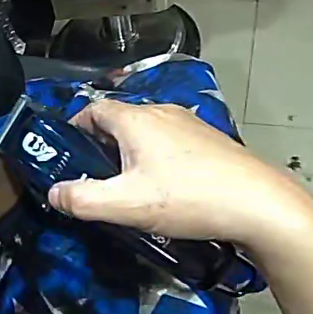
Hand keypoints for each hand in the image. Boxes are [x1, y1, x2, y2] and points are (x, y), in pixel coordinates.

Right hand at [47, 99, 312, 249]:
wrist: (258, 203)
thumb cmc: (189, 198)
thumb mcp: (127, 204)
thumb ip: (83, 199)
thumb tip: (54, 193)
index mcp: (136, 119)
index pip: (92, 109)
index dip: (74, 129)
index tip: (67, 155)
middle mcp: (162, 112)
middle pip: (119, 120)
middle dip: (101, 146)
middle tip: (94, 179)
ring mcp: (189, 124)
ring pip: (146, 132)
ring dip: (130, 154)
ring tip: (128, 187)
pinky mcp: (209, 141)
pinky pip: (170, 142)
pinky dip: (157, 158)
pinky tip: (166, 188)